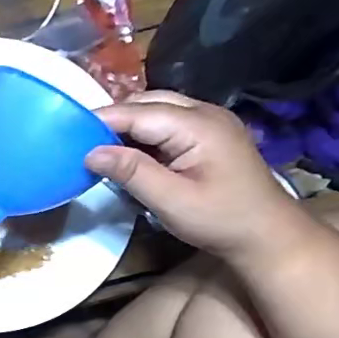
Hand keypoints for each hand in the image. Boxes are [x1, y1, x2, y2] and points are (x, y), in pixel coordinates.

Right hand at [87, 90, 299, 262]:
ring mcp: (211, 120)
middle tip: (83, 141)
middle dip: (115, 118)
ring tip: (102, 147)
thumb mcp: (171, 201)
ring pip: (159, 109)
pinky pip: (171, 122)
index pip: (139, 112)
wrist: (268, 234)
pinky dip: (147, 133)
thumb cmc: (220, 221)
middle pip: (149, 102)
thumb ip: (132, 172)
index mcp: (198, 125)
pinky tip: (132, 153)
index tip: (70, 131)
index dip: (103, 119)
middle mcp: (205, 112)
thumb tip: (91, 152)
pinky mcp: (212, 133)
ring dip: (130, 125)